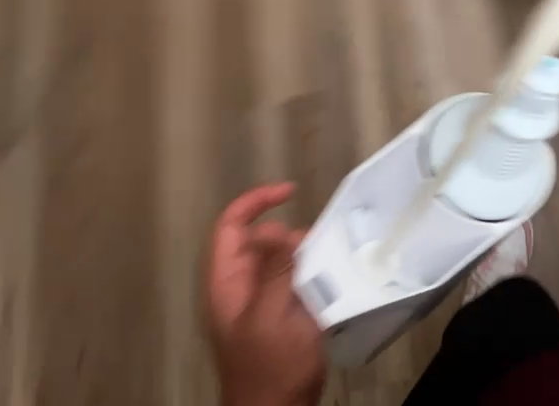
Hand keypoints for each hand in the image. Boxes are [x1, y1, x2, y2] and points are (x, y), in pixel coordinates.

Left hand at [206, 183, 326, 405]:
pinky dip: (314, 270)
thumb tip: (282, 231)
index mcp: (226, 284)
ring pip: (282, 257)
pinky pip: (298, 277)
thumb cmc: (270, 367)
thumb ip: (275, 270)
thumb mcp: (271, 316)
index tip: (291, 191)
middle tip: (312, 249)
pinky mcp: (285, 312)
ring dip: (305, 254)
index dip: (255, 202)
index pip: (230, 227)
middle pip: (258, 239)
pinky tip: (332, 279)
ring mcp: (263, 300)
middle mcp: (241, 286)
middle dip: (288, 234)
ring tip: (324, 266)